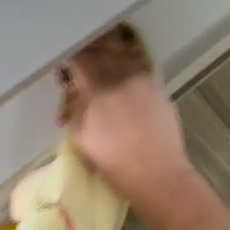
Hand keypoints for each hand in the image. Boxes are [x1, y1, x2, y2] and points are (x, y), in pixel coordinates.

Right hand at [63, 57, 192, 205]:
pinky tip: (129, 76)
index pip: (80, 62)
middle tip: (85, 62)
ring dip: (112, 57)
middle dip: (91, 56)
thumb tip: (76, 95)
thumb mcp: (83, 140)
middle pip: (102, 54)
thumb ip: (77, 112)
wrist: (158, 174)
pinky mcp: (160, 89)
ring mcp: (144, 81)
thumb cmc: (116, 164)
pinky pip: (143, 68)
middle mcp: (121, 79)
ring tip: (106, 62)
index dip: (73, 62)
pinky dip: (133, 67)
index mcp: (98, 92)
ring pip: (124, 57)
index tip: (69, 67)